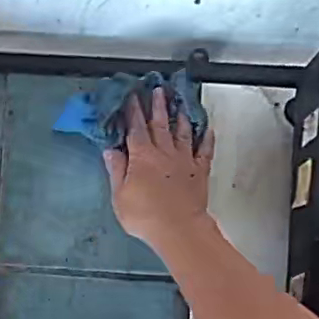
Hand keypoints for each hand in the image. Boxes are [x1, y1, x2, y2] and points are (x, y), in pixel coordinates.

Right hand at [103, 86, 215, 244]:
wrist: (177, 228)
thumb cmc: (144, 215)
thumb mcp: (120, 195)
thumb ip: (116, 170)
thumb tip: (111, 150)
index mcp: (142, 157)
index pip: (136, 128)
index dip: (133, 111)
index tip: (132, 97)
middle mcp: (164, 153)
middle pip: (160, 124)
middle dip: (157, 106)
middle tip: (157, 90)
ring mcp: (184, 160)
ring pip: (182, 132)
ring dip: (179, 116)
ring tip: (178, 103)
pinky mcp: (199, 171)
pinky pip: (204, 150)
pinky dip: (206, 138)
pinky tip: (207, 129)